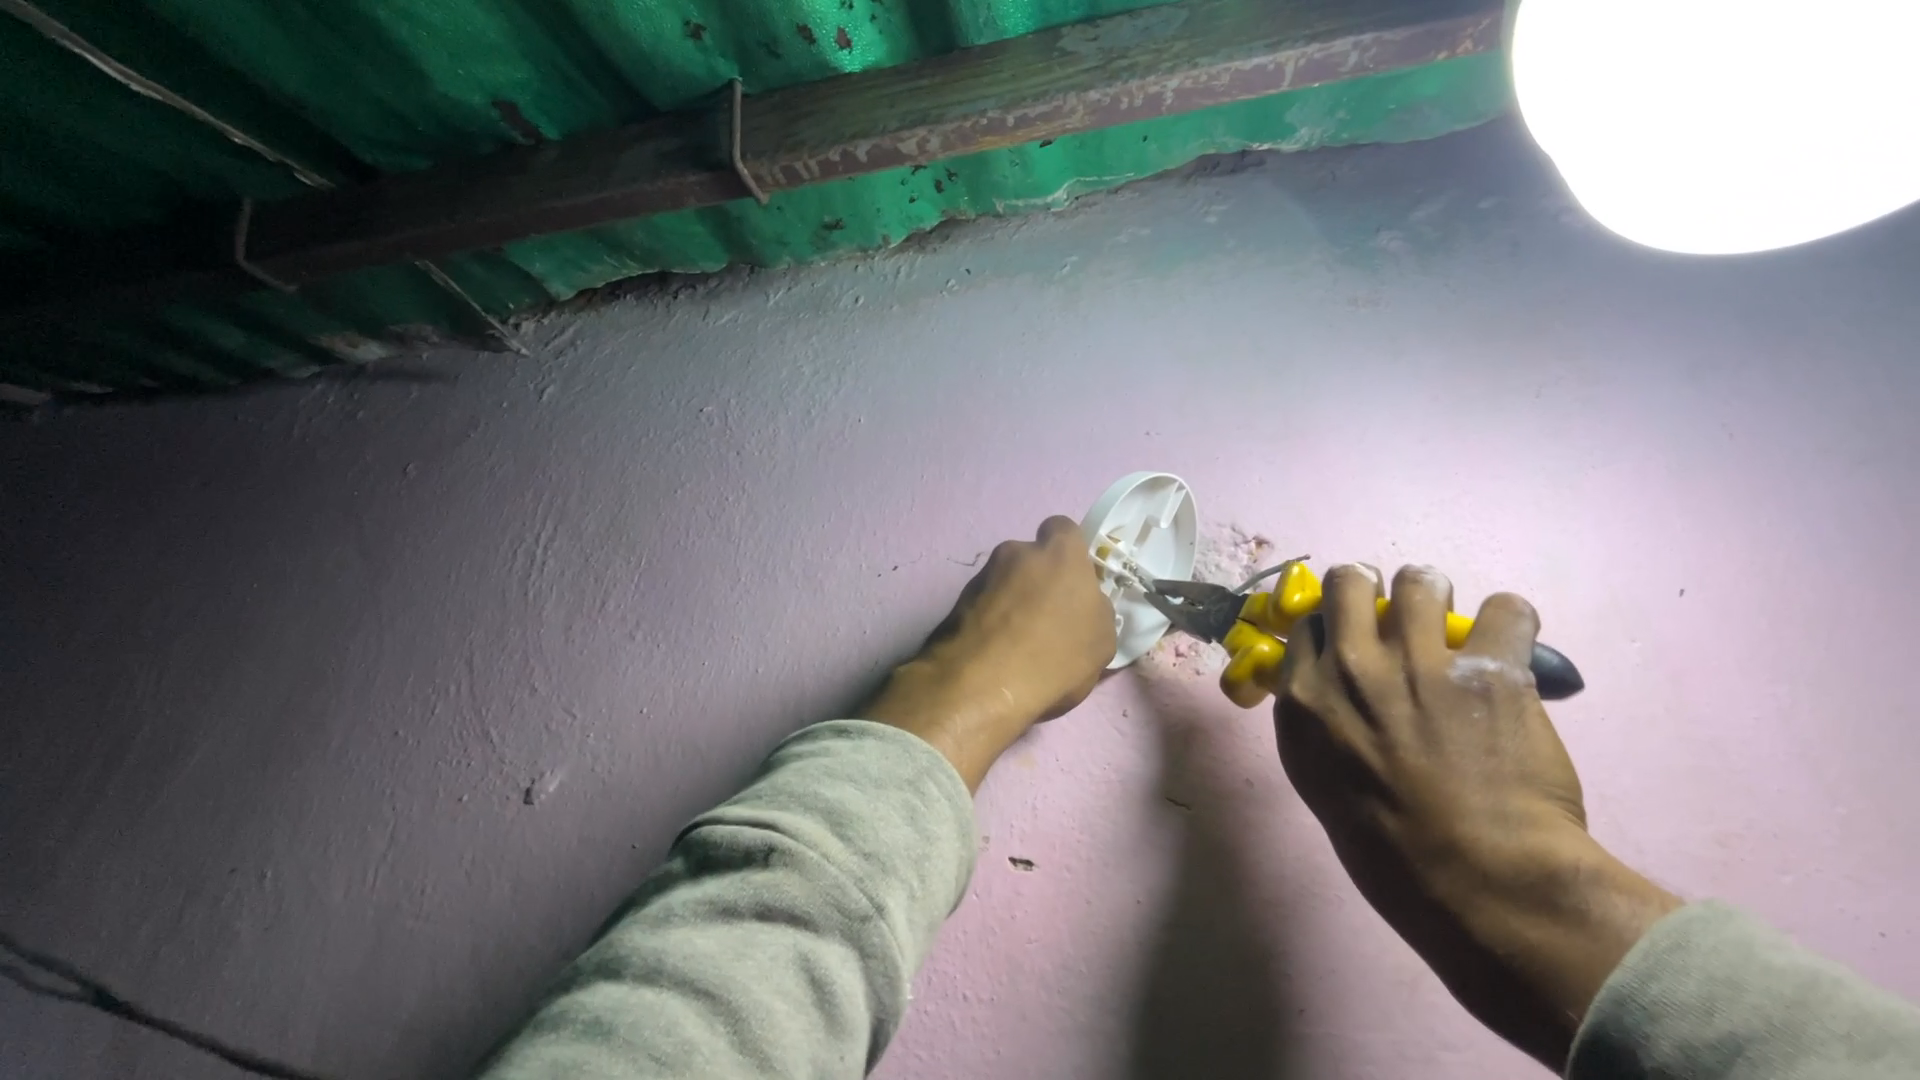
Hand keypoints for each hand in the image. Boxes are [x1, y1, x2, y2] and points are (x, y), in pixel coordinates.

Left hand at [864, 516, 1115, 789]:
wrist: (984, 683)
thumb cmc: (1056, 656)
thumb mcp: (1102, 641)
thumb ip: (1094, 611)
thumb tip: (1085, 606)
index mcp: (1059, 554)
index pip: (1062, 529)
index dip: (1067, 552)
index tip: (1070, 581)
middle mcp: (1016, 553)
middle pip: (1028, 558)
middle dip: (1035, 580)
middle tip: (1043, 617)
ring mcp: (981, 576)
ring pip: (1002, 582)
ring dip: (1009, 602)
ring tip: (1015, 643)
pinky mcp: (954, 603)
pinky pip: (980, 605)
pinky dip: (988, 621)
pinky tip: (995, 653)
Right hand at [1275, 564, 1678, 1067]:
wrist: (1477, 881)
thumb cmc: (1386, 847)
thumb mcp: (1319, 779)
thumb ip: (1317, 722)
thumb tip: (1327, 694)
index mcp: (1304, 696)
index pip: (1308, 624)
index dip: (1334, 628)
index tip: (1354, 641)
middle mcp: (1352, 666)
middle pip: (1349, 581)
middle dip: (1371, 590)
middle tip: (1399, 616)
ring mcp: (1420, 663)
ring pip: (1421, 580)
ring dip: (1436, 599)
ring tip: (1455, 628)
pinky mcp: (1490, 669)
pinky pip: (1507, 609)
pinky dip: (1511, 624)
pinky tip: (1513, 649)